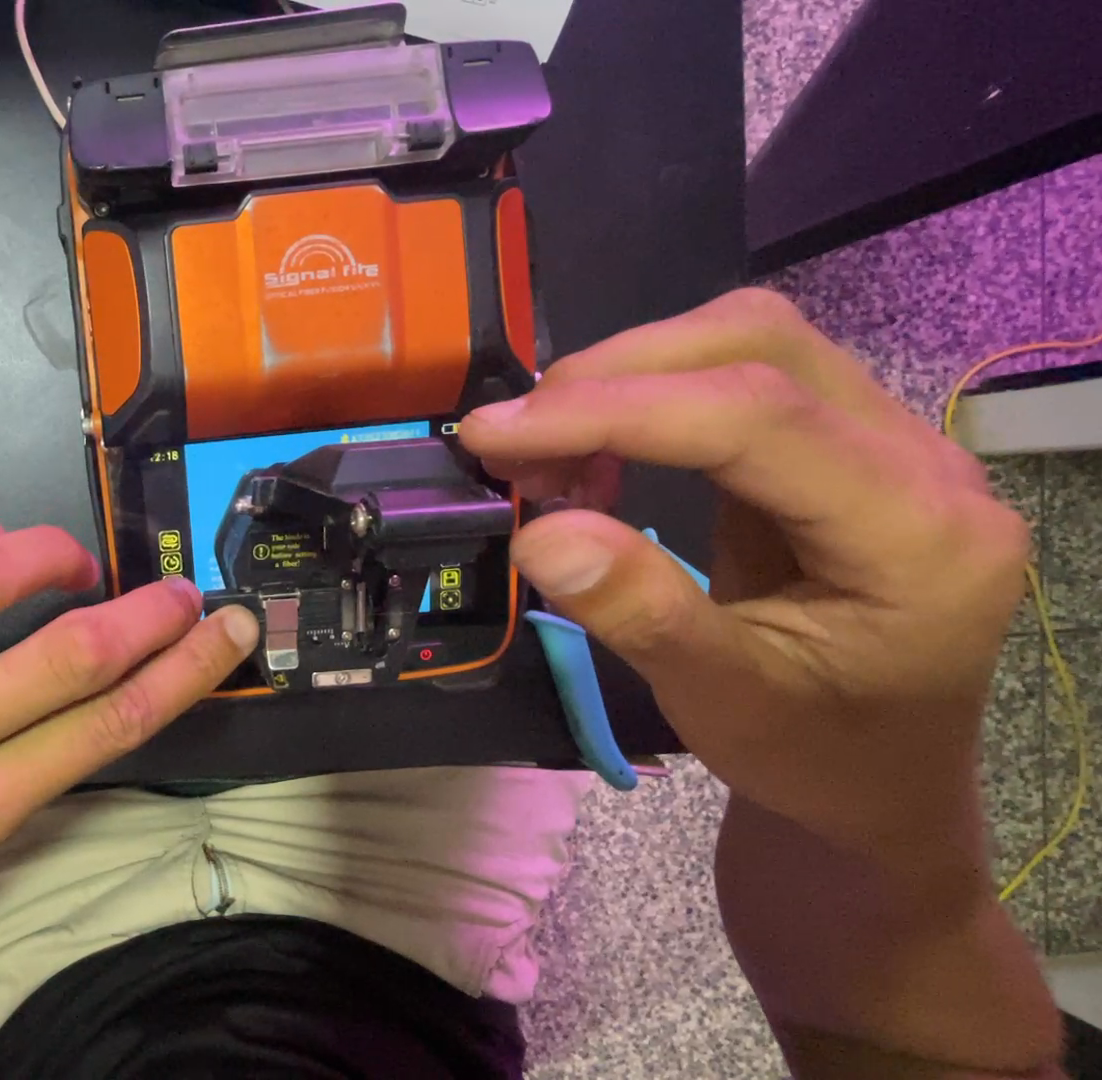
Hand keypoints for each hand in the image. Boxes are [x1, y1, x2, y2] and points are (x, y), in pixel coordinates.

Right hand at [460, 288, 1026, 875]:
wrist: (874, 775)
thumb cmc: (810, 752)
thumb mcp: (720, 701)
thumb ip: (640, 614)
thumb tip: (537, 534)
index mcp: (914, 531)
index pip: (753, 420)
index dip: (610, 413)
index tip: (492, 434)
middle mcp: (916, 457)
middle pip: (754, 345)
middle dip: (611, 378)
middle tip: (512, 443)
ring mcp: (879, 438)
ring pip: (741, 342)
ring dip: (622, 380)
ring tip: (546, 453)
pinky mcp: (830, 441)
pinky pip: (730, 376)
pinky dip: (640, 398)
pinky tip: (595, 456)